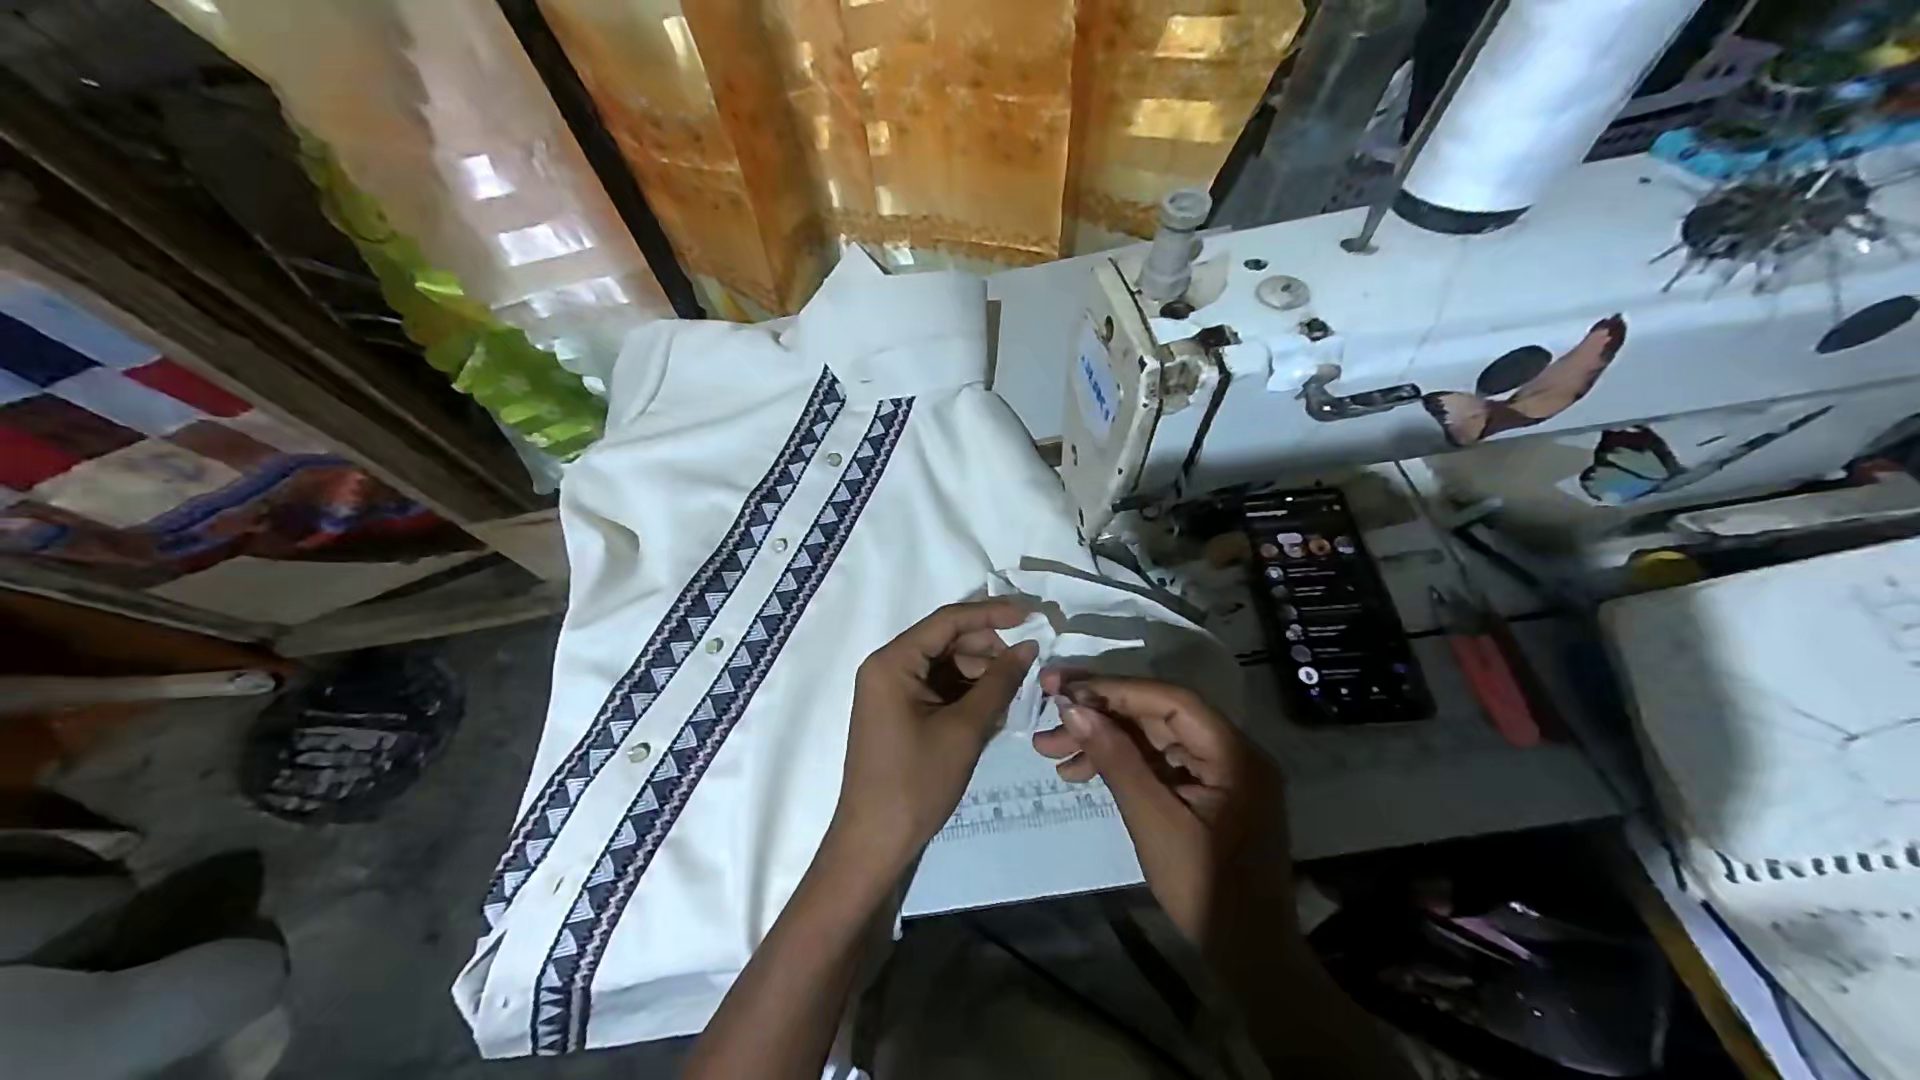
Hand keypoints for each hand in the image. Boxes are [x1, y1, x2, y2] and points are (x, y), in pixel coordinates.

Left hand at [830, 601, 1037, 868]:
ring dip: (981, 673)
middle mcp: (887, 667)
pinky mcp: (899, 711)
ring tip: (1015, 693)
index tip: (1031, 615)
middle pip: (946, 641)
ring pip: (945, 665)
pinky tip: (994, 708)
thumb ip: (999, 683)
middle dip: (988, 650)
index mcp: (892, 662)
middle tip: (1027, 667)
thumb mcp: (964, 729)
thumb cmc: (916, 782)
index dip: (991, 614)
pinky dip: (967, 693)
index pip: (947, 620)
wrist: (875, 841)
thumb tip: (1029, 648)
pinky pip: (939, 687)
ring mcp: (891, 690)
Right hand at [1034, 673, 1291, 947]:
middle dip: (1100, 714)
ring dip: (1103, 739)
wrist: (1249, 955)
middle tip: (1048, 713)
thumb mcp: (1153, 820)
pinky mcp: (1204, 791)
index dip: (1114, 689)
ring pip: (1151, 738)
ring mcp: (1218, 771)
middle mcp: (1230, 751)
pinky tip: (1079, 772)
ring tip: (1050, 749)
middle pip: (1157, 715)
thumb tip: (1074, 707)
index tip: (1064, 689)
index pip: (1169, 700)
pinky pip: (1157, 763)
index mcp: (1233, 752)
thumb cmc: (1204, 888)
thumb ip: (1115, 758)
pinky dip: (1120, 763)